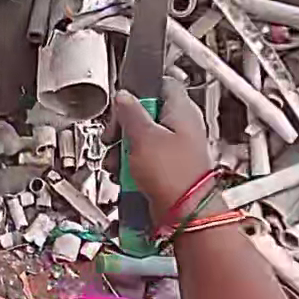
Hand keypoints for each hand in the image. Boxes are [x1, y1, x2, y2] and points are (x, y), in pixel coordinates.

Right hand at [112, 74, 214, 222]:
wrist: (184, 214)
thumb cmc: (173, 176)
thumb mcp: (143, 136)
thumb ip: (130, 112)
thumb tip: (123, 97)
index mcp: (182, 111)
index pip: (161, 84)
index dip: (138, 91)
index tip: (123, 105)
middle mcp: (181, 128)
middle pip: (144, 114)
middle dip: (123, 128)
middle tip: (114, 137)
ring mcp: (173, 150)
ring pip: (139, 139)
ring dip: (122, 150)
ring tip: (118, 162)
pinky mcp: (165, 169)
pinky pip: (141, 161)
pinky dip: (129, 167)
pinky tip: (124, 175)